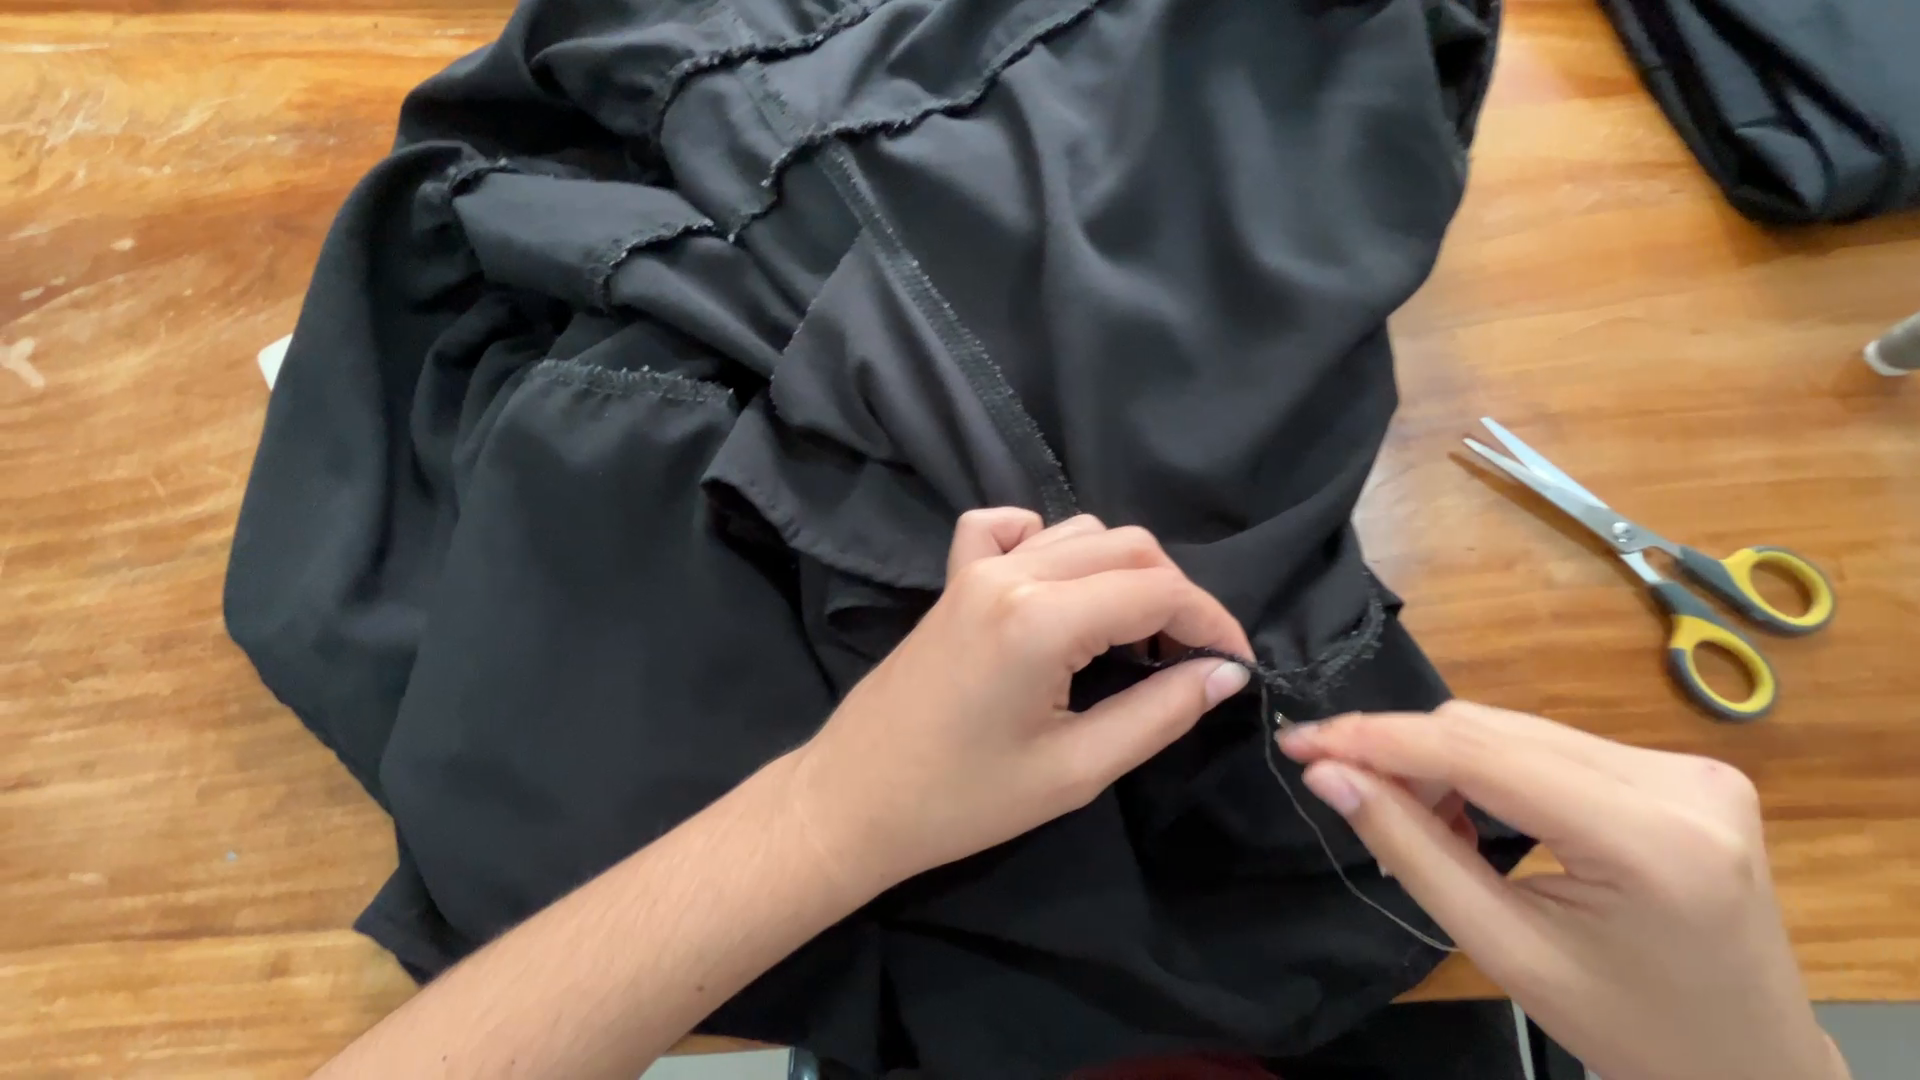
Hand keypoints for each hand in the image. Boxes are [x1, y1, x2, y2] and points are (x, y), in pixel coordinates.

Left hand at [781, 509, 1253, 897]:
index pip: (1156, 592)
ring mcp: (975, 568)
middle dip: (1176, 597)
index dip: (1211, 622)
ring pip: (1079, 533)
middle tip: (1190, 659)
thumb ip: (1159, 714)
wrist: (854, 799)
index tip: (1236, 664)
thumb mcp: (1074, 770)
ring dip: (1124, 573)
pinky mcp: (952, 578)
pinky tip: (1057, 586)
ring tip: (1135, 637)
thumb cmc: (962, 801)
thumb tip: (1223, 675)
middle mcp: (1011, 573)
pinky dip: (1050, 542)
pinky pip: (1009, 527)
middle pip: (1127, 549)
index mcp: (1041, 618)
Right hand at [1279, 701, 1848, 1079]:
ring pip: (1509, 728)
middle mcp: (1678, 781)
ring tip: (1406, 811)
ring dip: (1437, 758)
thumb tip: (1326, 774)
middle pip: (1490, 730)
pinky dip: (1481, 764)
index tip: (1299, 741)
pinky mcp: (1677, 770)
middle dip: (1400, 751)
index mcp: (1649, 837)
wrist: (1749, 1068)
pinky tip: (1463, 806)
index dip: (1376, 739)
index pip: (1478, 753)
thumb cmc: (1624, 1028)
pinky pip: (1541, 742)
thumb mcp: (1502, 948)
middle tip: (1338, 784)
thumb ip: (1409, 849)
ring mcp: (1685, 769)